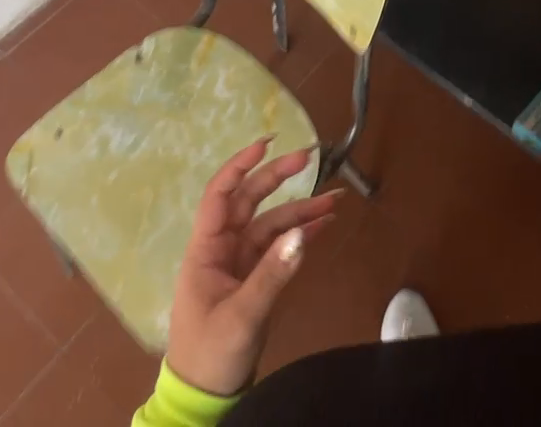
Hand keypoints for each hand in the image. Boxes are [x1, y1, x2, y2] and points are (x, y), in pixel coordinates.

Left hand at [163, 138, 339, 395]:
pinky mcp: (255, 280)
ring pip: (271, 225)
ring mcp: (240, 263)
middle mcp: (223, 248)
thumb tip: (302, 232)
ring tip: (335, 199)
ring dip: (300, 211)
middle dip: (278, 178)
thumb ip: (272, 273)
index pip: (221, 195)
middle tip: (309, 158)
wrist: (205, 398)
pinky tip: (324, 224)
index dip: (241, 166)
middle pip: (250, 202)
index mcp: (206, 249)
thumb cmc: (211, 354)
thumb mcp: (242, 315)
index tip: (266, 143)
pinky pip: (280, 248)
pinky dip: (301, 235)